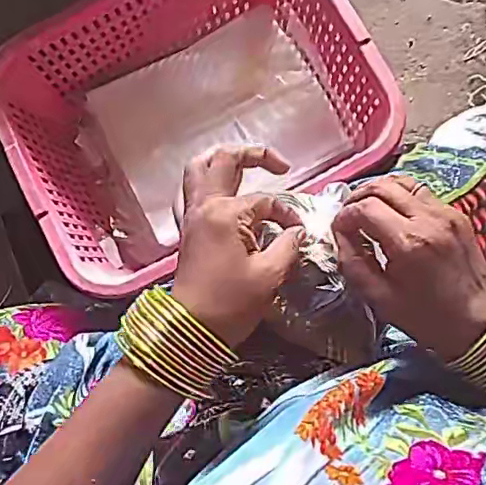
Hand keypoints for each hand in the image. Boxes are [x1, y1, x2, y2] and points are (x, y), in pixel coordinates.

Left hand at [168, 145, 307, 346]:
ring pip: (197, 170)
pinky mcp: (187, 231)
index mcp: (225, 214)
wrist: (191, 330)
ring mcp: (191, 217)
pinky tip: (219, 192)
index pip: (265, 200)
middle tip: (278, 165)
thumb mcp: (269, 275)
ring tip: (244, 165)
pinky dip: (205, 185)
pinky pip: (190, 194)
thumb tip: (297, 230)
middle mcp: (204, 207)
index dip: (287, 214)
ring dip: (220, 161)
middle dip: (252, 154)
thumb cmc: (230, 304)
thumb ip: (287, 245)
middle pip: (222, 161)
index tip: (299, 233)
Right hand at [332, 175, 485, 359]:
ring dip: (378, 192)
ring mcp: (446, 212)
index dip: (344, 216)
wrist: (478, 319)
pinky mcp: (456, 213)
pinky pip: (420, 192)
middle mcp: (428, 219)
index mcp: (408, 242)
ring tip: (366, 209)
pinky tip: (392, 214)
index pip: (364, 208)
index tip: (338, 230)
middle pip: (382, 187)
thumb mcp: (379, 297)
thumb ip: (353, 263)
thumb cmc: (426, 316)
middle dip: (357, 198)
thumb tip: (341, 236)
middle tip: (347, 215)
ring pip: (402, 183)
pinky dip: (399, 196)